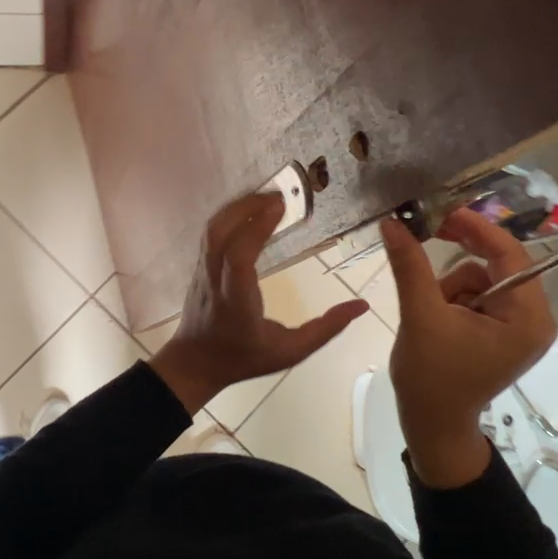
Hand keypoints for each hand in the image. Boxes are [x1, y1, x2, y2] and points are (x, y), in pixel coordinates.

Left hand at [151, 192, 367, 412]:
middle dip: (247, 207)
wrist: (196, 363)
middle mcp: (213, 280)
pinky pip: (211, 233)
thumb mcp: (291, 351)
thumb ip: (326, 329)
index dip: (256, 228)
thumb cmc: (245, 358)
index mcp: (235, 301)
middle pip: (220, 233)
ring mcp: (201, 271)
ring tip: (268, 197)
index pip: (238, 258)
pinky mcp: (199, 266)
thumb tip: (361, 305)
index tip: (281, 208)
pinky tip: (251, 209)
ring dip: (238, 207)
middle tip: (281, 195)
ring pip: (212, 229)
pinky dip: (230, 215)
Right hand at [381, 208, 557, 488]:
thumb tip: (393, 222)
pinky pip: (480, 297)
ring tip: (431, 315)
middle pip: (497, 266)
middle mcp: (535, 320)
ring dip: (452, 287)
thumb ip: (410, 266)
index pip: (509, 256)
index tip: (440, 211)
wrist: (433, 425)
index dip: (476, 228)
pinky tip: (438, 321)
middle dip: (458, 262)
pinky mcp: (503, 334)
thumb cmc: (432, 377)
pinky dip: (455, 300)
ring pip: (482, 280)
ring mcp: (520, 328)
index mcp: (528, 318)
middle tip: (425, 236)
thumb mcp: (420, 317)